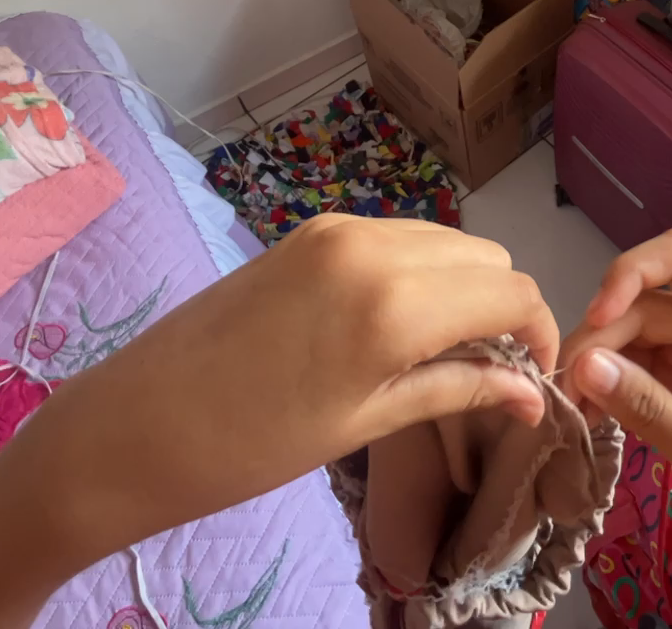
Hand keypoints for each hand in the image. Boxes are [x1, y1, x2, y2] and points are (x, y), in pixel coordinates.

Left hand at [23, 214, 556, 564]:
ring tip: (441, 346)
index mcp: (395, 300)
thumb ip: (459, 389)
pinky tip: (397, 319)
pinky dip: (423, 272)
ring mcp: (342, 226)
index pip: (512, 291)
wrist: (131, 424)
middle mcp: (377, 242)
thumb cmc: (251, 445)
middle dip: (503, 307)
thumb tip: (532, 393)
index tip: (532, 375)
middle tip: (487, 365)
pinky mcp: (316, 227)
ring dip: (464, 287)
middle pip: (487, 257)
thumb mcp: (367, 421)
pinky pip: (401, 238)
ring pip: (447, 242)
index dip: (540, 331)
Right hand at [559, 229, 671, 628]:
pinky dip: (604, 385)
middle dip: (599, 336)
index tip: (596, 319)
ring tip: (574, 412)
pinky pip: (631, 366)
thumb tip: (585, 364)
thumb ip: (654, 412)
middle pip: (642, 301)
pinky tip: (588, 418)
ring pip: (630, 332)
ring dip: (595, 363)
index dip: (634, 271)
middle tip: (569, 394)